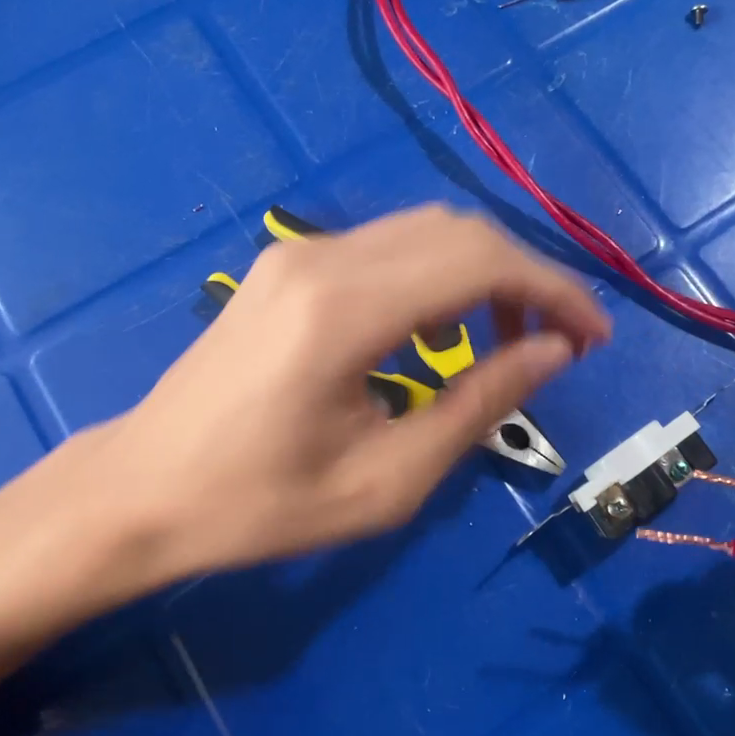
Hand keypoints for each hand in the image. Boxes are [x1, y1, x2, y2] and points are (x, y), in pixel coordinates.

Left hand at [60, 206, 609, 589]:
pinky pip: (390, 246)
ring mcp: (300, 251)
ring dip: (486, 272)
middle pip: (460, 231)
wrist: (140, 489)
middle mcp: (323, 257)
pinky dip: (441, 275)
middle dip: (529, 278)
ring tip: (508, 338)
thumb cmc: (261, 505)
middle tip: (558, 343)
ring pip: (427, 230)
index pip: (480, 261)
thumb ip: (480, 405)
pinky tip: (444, 329)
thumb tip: (554, 352)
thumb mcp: (388, 480)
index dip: (555, 290)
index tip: (594, 338)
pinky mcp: (290, 262)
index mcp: (344, 311)